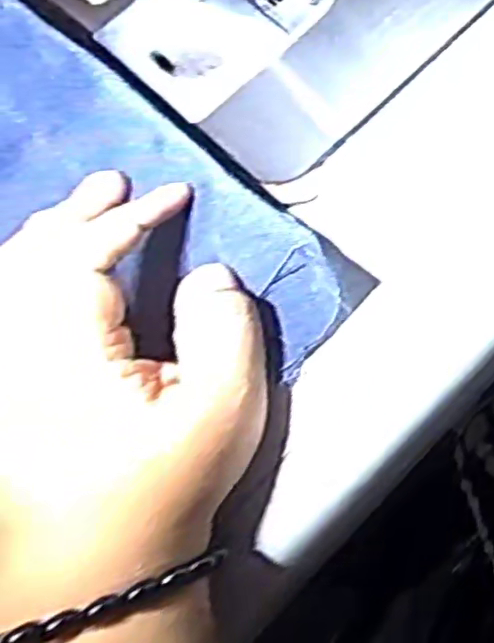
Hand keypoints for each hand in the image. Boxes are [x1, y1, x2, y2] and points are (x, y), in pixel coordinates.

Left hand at [0, 173, 265, 621]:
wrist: (99, 558)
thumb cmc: (173, 477)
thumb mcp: (226, 400)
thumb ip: (223, 327)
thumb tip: (206, 275)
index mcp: (57, 367)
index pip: (70, 271)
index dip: (121, 224)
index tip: (170, 195)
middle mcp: (5, 370)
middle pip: (16, 276)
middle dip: (67, 222)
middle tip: (111, 182)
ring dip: (37, 245)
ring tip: (76, 210)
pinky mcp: (1, 401)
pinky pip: (0, 321)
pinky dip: (23, 281)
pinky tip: (40, 270)